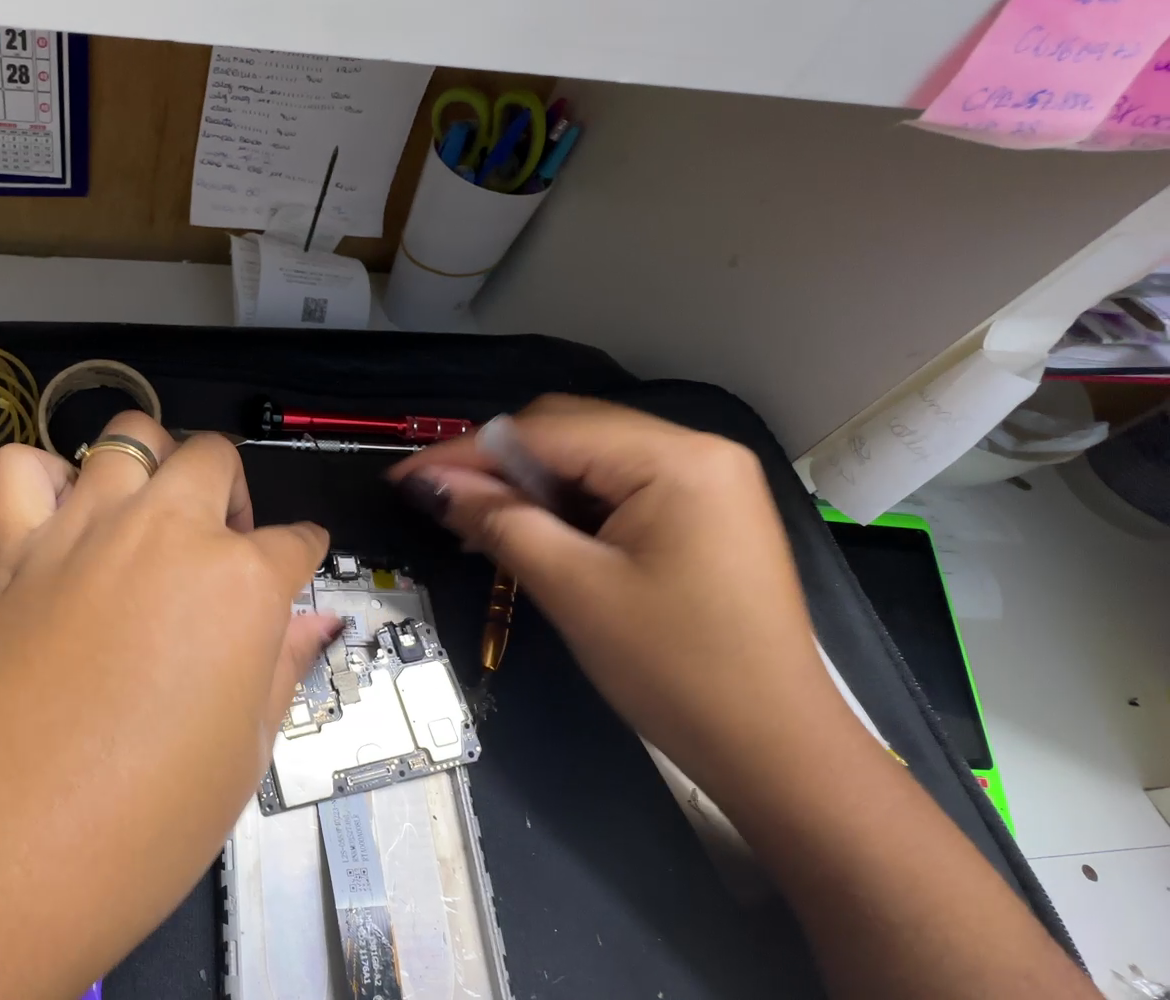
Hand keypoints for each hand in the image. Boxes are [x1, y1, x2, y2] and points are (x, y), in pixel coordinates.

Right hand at [388, 396, 856, 795]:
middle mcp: (697, 452)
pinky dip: (564, 507)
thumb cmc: (676, 669)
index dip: (466, 451)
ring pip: (588, 461)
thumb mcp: (573, 589)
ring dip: (527, 487)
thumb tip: (428, 483)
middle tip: (439, 501)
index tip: (406, 478)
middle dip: (497, 464)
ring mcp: (705, 482)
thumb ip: (497, 521)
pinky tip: (528, 533)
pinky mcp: (701, 514)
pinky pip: (614, 490)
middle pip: (569, 433)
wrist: (775, 750)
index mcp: (676, 459)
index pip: (546, 431)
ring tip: (474, 523)